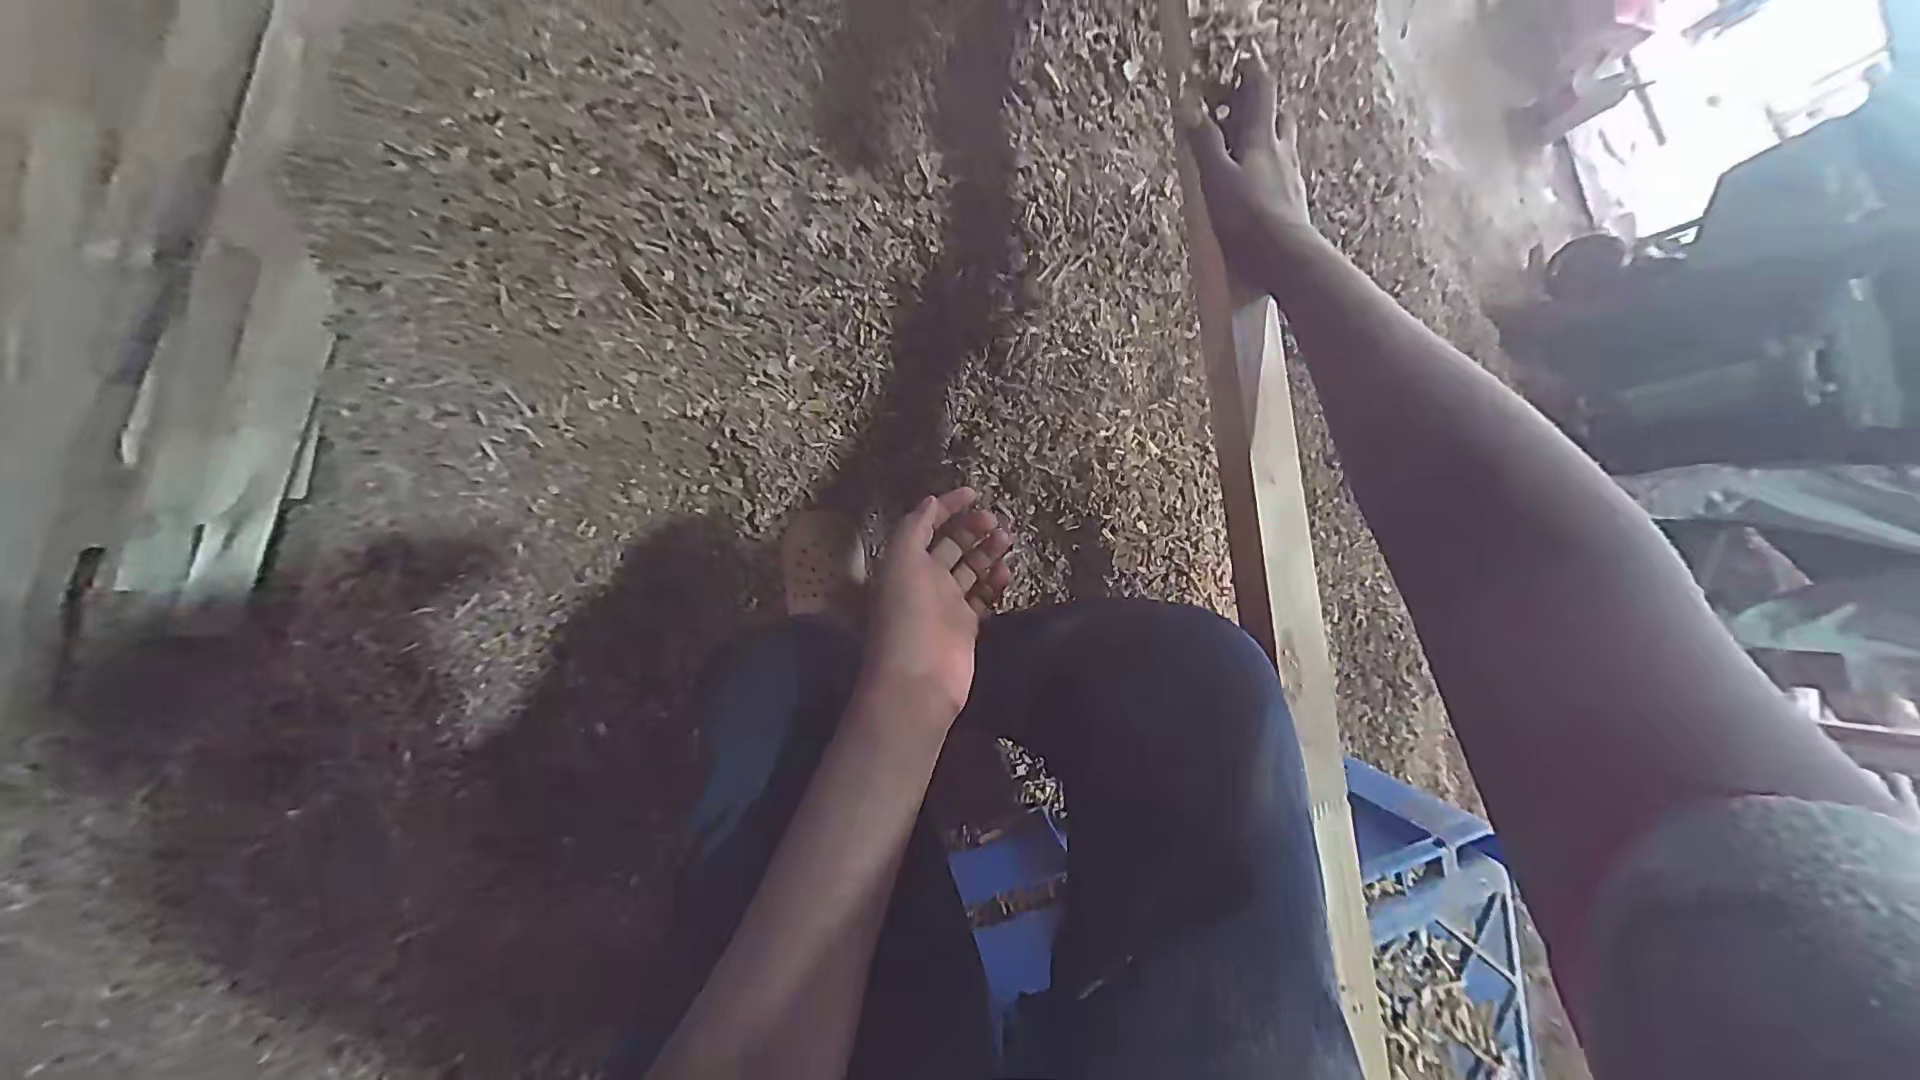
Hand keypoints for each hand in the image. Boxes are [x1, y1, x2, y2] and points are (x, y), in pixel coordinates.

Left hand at [860, 488, 1015, 725]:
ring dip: (988, 552)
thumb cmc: (907, 614)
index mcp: (907, 561)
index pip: (927, 524)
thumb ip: (915, 527)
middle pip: (953, 544)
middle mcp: (926, 579)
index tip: (973, 493)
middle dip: (973, 528)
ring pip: (971, 568)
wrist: (918, 677)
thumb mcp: (901, 560)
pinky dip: (994, 583)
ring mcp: (947, 603)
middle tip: (996, 520)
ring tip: (1008, 540)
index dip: (947, 506)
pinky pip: (983, 596)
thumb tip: (931, 501)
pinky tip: (1006, 573)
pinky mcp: (966, 625)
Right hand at [1183, 54, 1316, 278]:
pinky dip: (1268, 177)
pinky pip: (1281, 180)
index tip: (1238, 66)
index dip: (1250, 74)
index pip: (1261, 92)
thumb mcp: (1216, 180)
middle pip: (1277, 119)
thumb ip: (1205, 145)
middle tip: (1239, 115)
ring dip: (1266, 145)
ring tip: (1243, 157)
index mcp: (1262, 140)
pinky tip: (1255, 193)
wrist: (1282, 258)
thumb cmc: (1246, 217)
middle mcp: (1281, 154)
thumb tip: (1192, 111)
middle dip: (1261, 112)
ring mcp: (1290, 180)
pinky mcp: (1292, 207)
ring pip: (1281, 150)